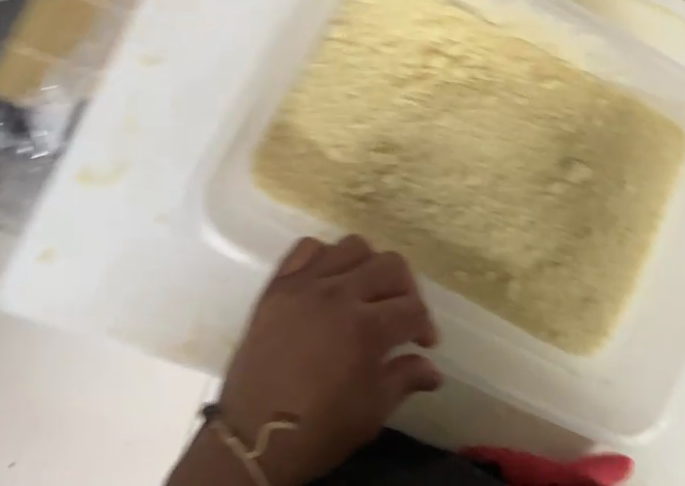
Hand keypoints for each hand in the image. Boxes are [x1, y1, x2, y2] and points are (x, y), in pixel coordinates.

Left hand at [211, 235, 441, 485]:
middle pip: (390, 265)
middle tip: (401, 314)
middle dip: (406, 289)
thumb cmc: (317, 430)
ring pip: (352, 246)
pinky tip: (329, 281)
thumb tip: (433, 369)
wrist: (250, 438)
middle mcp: (339, 294)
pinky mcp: (277, 285)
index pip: (413, 308)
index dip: (425, 326)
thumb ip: (405, 379)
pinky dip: (324, 257)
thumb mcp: (371, 413)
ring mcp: (305, 285)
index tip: (424, 343)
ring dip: (368, 266)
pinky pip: (307, 248)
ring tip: (366, 291)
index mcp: (366, 328)